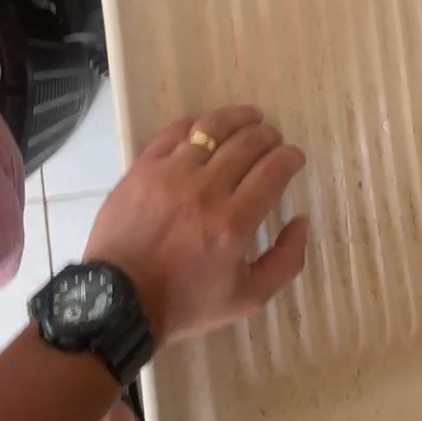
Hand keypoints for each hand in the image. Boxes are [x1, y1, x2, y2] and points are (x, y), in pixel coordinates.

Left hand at [83, 105, 309, 345]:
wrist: (119, 302)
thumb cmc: (185, 302)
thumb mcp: (248, 299)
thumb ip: (286, 261)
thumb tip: (302, 220)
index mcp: (234, 222)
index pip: (274, 169)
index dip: (291, 157)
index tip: (294, 158)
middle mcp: (206, 190)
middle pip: (248, 142)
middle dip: (270, 136)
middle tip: (273, 141)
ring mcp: (171, 174)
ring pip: (213, 127)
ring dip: (239, 118)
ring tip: (251, 117)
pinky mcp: (143, 168)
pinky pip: (176, 131)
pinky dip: (199, 123)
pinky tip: (208, 127)